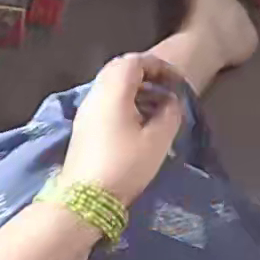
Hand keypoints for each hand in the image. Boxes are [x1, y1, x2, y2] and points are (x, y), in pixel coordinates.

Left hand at [60, 54, 182, 205]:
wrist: (86, 198)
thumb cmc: (125, 165)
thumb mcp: (157, 140)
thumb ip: (170, 113)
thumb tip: (171, 101)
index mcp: (113, 91)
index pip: (134, 61)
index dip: (158, 66)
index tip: (177, 82)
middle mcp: (95, 95)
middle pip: (119, 70)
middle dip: (146, 75)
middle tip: (166, 90)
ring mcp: (86, 111)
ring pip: (111, 87)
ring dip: (135, 90)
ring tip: (158, 108)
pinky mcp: (83, 127)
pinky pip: (105, 103)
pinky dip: (124, 103)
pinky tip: (139, 123)